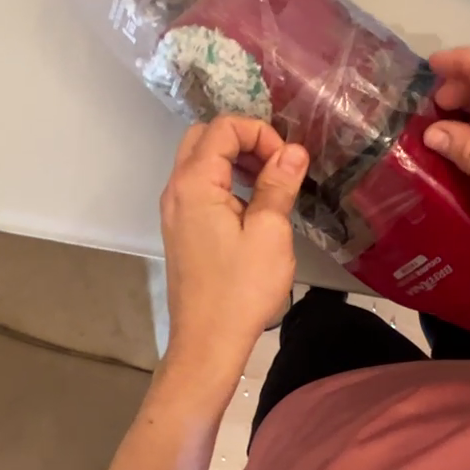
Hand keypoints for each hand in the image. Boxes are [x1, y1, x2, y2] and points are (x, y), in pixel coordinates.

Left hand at [160, 117, 307, 375]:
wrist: (209, 341)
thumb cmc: (241, 289)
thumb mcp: (270, 232)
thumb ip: (279, 184)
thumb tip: (293, 150)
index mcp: (194, 184)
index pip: (223, 128)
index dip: (260, 133)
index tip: (287, 162)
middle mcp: (176, 190)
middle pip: (205, 137)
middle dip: (245, 140)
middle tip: (277, 165)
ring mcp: (175, 210)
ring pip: (201, 162)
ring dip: (237, 161)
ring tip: (272, 184)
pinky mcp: (182, 229)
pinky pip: (201, 187)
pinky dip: (228, 183)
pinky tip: (255, 207)